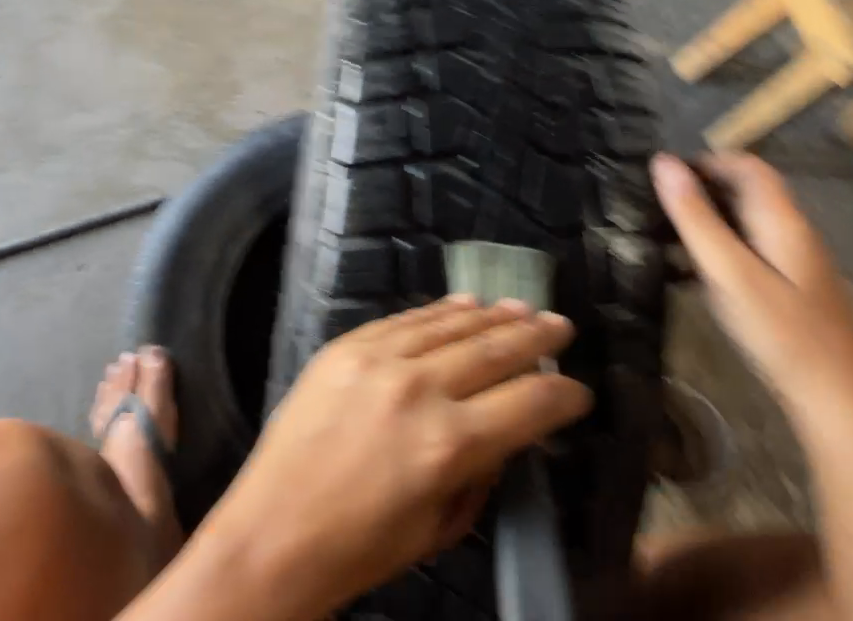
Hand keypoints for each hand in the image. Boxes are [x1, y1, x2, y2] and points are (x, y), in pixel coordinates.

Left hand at [198, 297, 589, 618]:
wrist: (273, 531)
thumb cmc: (362, 547)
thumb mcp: (441, 526)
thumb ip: (481, 472)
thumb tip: (505, 430)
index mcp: (449, 444)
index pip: (530, 403)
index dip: (565, 394)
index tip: (579, 390)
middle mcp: (418, 390)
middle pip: (495, 351)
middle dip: (537, 338)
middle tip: (562, 327)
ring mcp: (376, 360)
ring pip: (450, 325)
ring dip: (493, 316)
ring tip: (522, 309)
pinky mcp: (344, 347)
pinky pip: (403, 319)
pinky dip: (438, 311)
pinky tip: (463, 305)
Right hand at [651, 152, 852, 425]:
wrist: (835, 399)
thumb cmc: (779, 333)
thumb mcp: (728, 273)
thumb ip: (694, 217)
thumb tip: (663, 162)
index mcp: (784, 221)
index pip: (747, 165)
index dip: (705, 161)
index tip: (661, 177)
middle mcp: (794, 233)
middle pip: (747, 191)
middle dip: (700, 190)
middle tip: (653, 207)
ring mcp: (796, 262)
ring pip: (746, 222)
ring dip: (706, 221)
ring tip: (662, 237)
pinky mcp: (792, 288)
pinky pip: (749, 250)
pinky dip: (718, 249)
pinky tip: (690, 272)